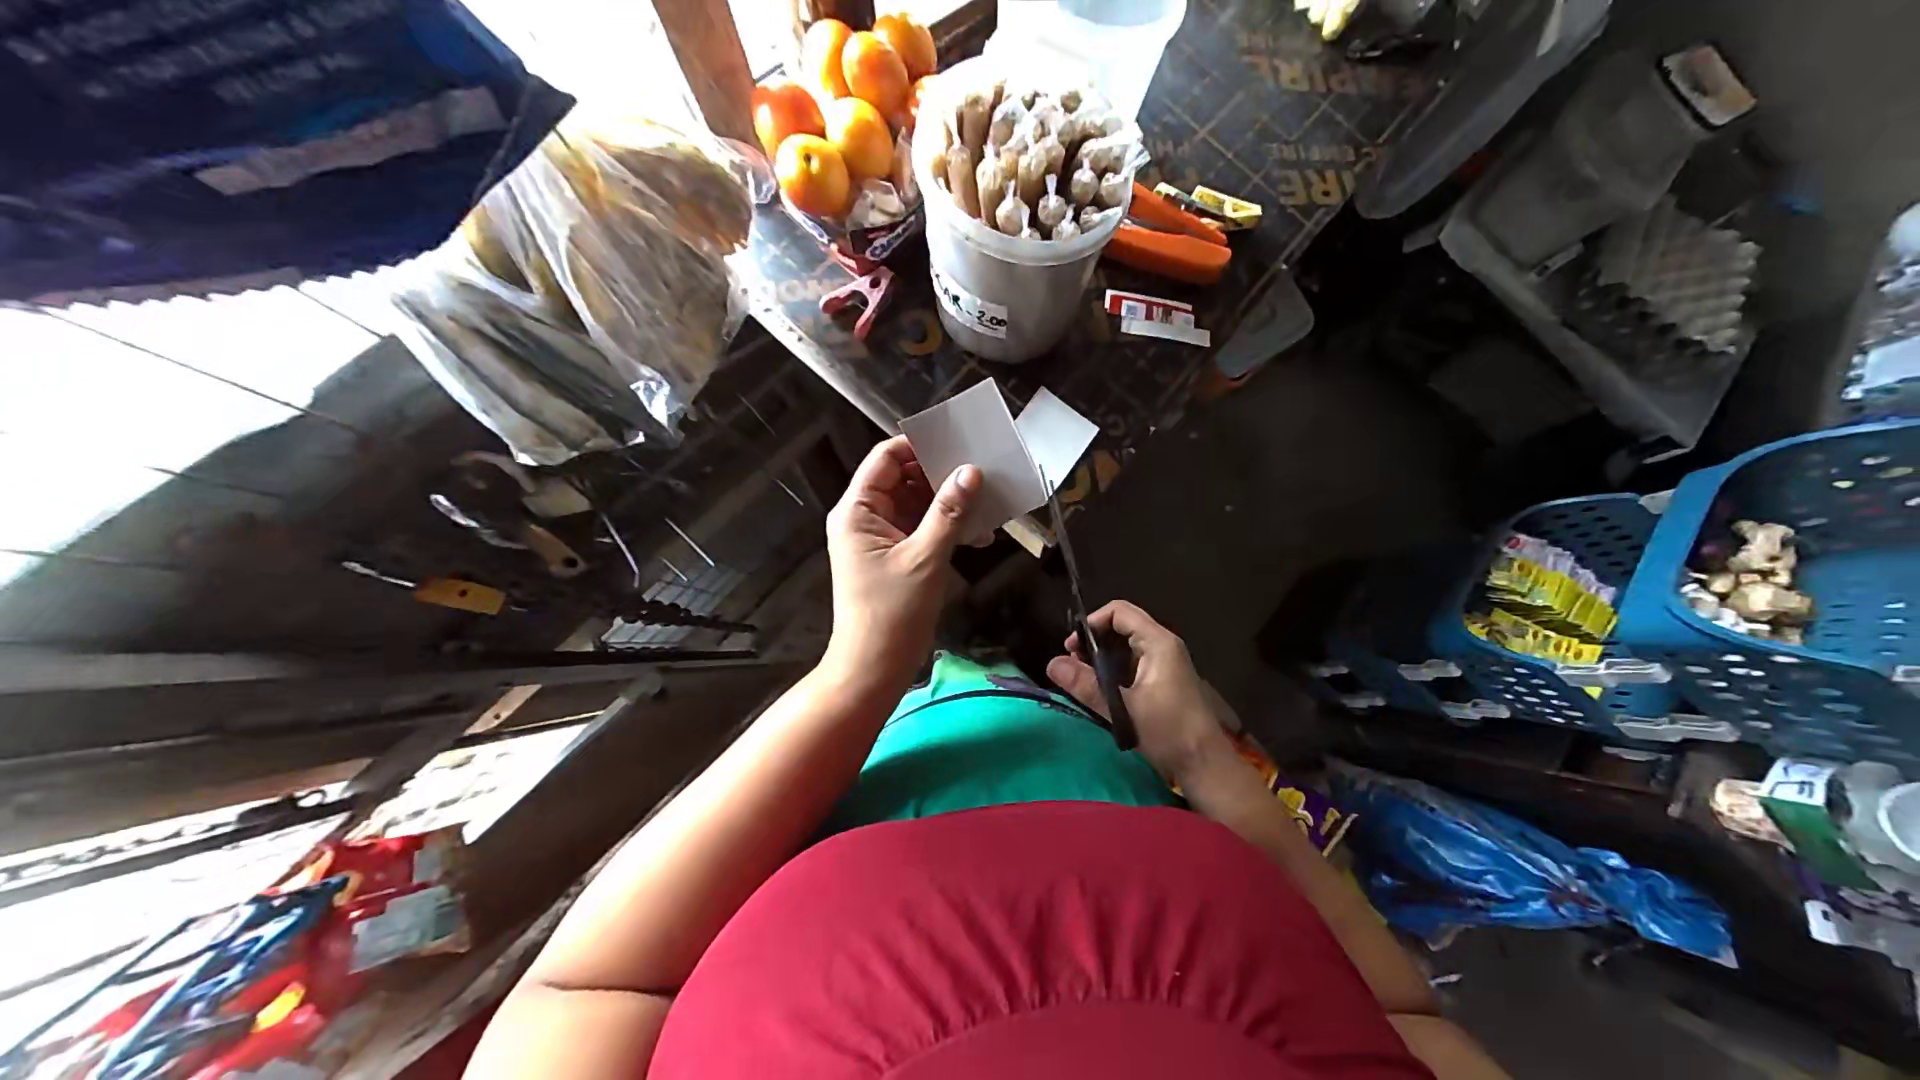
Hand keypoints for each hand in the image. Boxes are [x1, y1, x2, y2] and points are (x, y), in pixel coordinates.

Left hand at [823, 436, 979, 688]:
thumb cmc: (892, 612)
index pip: (885, 458)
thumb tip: (971, 472)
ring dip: (949, 505)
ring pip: (917, 504)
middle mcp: (864, 518)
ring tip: (986, 504)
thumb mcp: (925, 557)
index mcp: (857, 510)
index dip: (919, 447)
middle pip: (903, 479)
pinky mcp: (895, 556)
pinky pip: (922, 529)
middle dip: (941, 477)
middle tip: (980, 473)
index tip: (957, 444)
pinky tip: (978, 536)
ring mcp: (879, 538)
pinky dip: (946, 528)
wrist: (874, 667)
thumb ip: (949, 511)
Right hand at [1046, 600, 1242, 787]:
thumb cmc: (1168, 731)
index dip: (1092, 622)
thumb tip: (1051, 663)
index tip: (1072, 647)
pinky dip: (1114, 670)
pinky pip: (1133, 663)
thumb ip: (1086, 684)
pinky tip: (1100, 689)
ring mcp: (1165, 663)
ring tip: (1082, 677)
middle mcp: (1164, 646)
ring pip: (1126, 646)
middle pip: (1122, 626)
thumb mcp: (1122, 708)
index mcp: (1158, 642)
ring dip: (1102, 657)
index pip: (1119, 611)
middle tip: (1073, 663)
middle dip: (1094, 640)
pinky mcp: (1164, 681)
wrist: (1205, 764)